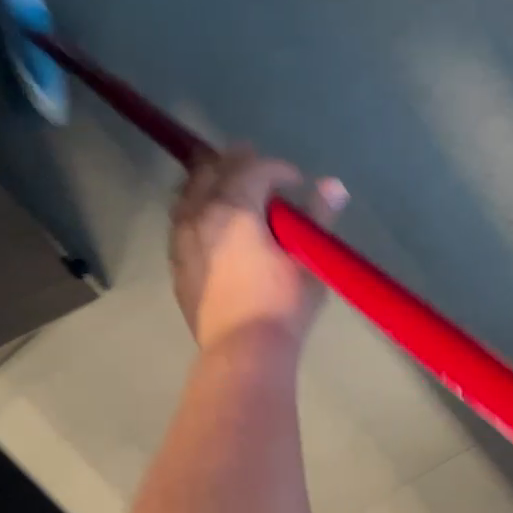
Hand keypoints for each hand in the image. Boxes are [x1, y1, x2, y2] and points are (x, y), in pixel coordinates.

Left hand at [169, 147, 347, 350]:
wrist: (243, 348)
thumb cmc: (283, 301)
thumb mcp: (311, 257)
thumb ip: (318, 217)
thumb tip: (333, 183)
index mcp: (235, 210)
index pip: (253, 170)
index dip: (277, 168)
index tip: (297, 180)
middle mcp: (201, 217)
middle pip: (212, 174)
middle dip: (236, 164)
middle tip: (257, 165)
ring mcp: (183, 241)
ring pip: (189, 195)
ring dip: (211, 183)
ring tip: (231, 186)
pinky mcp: (178, 264)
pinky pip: (183, 221)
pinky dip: (199, 209)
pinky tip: (213, 222)